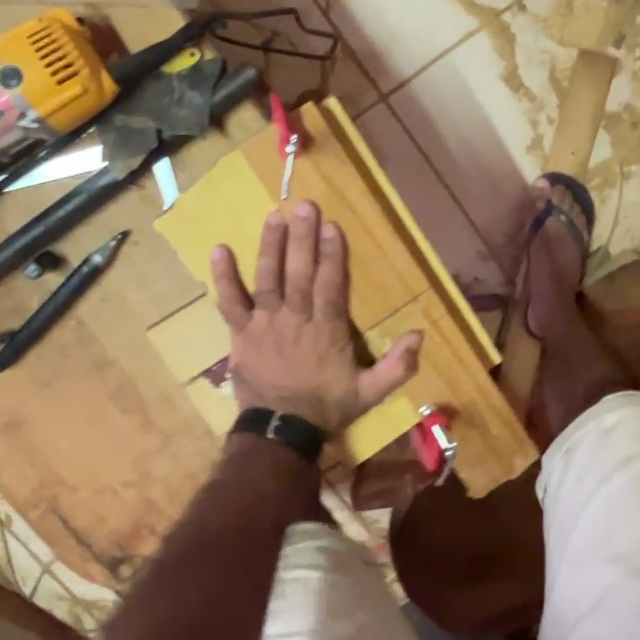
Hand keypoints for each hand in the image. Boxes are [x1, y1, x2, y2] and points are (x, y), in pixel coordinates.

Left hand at [213, 201, 421, 433]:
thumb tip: (420, 335)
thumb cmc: (327, 409)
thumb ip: (397, 366)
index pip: (331, 284)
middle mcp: (296, 319)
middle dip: (303, 238)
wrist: (281, 433)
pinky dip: (223, 277)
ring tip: (274, 217)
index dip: (333, 254)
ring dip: (271, 246)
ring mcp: (265, 324)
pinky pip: (230, 302)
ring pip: (268, 278)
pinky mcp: (240, 334)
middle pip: (300, 272)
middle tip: (303, 206)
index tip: (332, 226)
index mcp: (327, 330)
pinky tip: (220, 249)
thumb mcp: (370, 393)